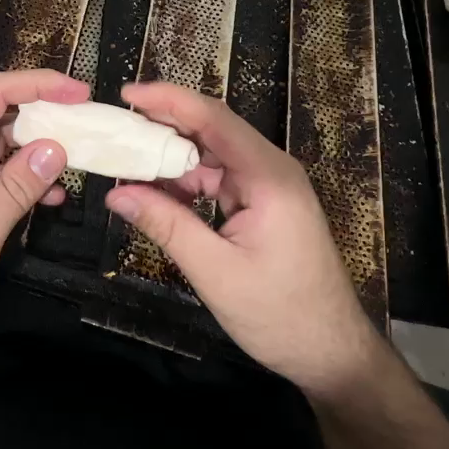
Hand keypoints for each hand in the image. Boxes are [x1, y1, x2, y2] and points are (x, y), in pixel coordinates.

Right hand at [104, 82, 380, 397]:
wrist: (332, 354)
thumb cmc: (281, 315)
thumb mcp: (215, 272)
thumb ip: (166, 225)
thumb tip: (115, 194)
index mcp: (268, 176)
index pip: (213, 119)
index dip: (169, 100)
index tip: (127, 94)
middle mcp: (271, 168)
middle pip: (212, 129)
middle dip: (163, 124)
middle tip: (116, 128)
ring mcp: (268, 184)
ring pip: (212, 153)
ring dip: (172, 156)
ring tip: (127, 160)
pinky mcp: (262, 202)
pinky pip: (218, 177)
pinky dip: (186, 181)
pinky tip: (157, 192)